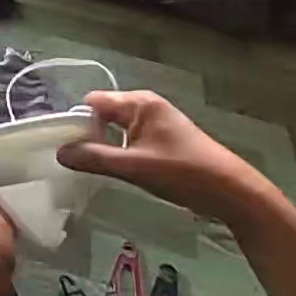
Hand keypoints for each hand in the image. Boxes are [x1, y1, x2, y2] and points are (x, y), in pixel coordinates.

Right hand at [57, 90, 283, 225]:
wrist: (234, 193)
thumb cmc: (183, 173)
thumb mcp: (133, 167)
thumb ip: (93, 158)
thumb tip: (60, 152)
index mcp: (139, 103)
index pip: (92, 102)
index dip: (76, 121)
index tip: (66, 145)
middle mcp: (147, 104)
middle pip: (103, 112)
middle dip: (89, 133)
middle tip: (79, 159)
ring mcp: (157, 120)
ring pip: (116, 126)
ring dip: (105, 143)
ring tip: (96, 165)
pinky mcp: (164, 136)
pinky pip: (130, 136)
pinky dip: (120, 149)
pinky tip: (120, 168)